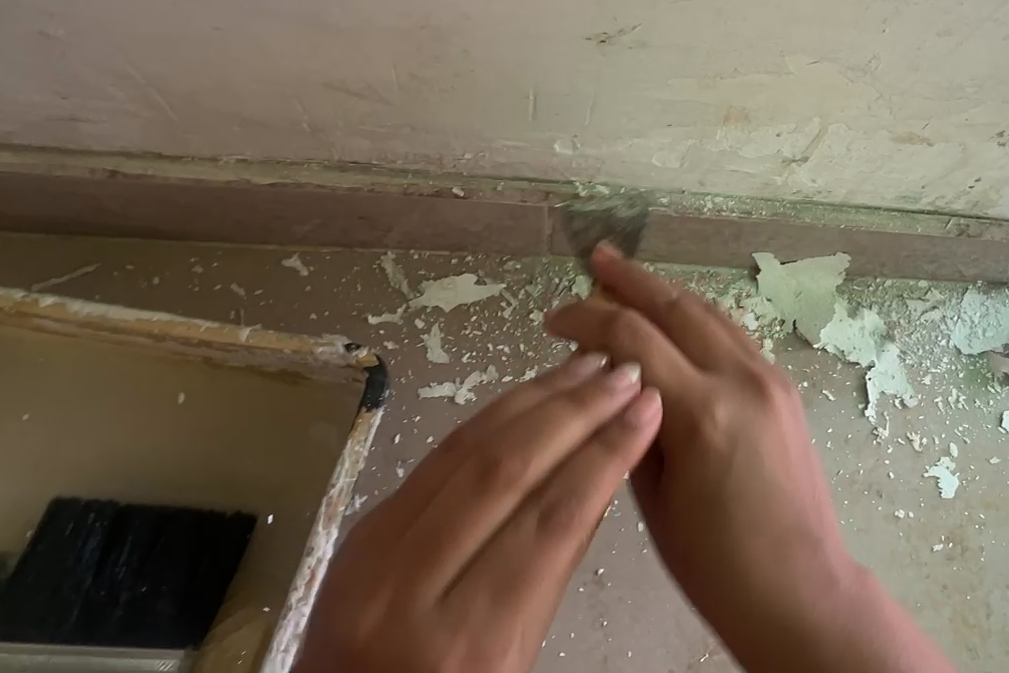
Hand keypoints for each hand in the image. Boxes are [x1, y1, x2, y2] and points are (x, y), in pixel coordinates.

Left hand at [296, 353, 660, 672]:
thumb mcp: (520, 656)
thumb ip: (555, 565)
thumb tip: (601, 468)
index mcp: (472, 644)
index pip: (555, 518)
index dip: (608, 451)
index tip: (648, 408)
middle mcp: (413, 592)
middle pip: (509, 470)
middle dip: (578, 410)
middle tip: (625, 373)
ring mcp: (375, 554)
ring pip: (469, 448)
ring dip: (539, 396)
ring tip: (588, 366)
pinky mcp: (360, 527)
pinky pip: (438, 456)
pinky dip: (495, 415)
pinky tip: (532, 392)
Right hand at [547, 244, 954, 672]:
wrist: (800, 588)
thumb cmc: (716, 564)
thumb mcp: (654, 499)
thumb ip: (632, 427)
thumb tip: (613, 376)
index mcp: (703, 413)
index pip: (632, 339)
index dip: (587, 319)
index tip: (555, 319)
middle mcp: (741, 379)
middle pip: (676, 307)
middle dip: (630, 279)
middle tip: (596, 258)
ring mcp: (769, 377)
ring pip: (709, 312)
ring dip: (666, 291)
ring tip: (629, 274)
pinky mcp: (783, 386)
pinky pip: (733, 334)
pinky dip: (697, 316)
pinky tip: (676, 314)